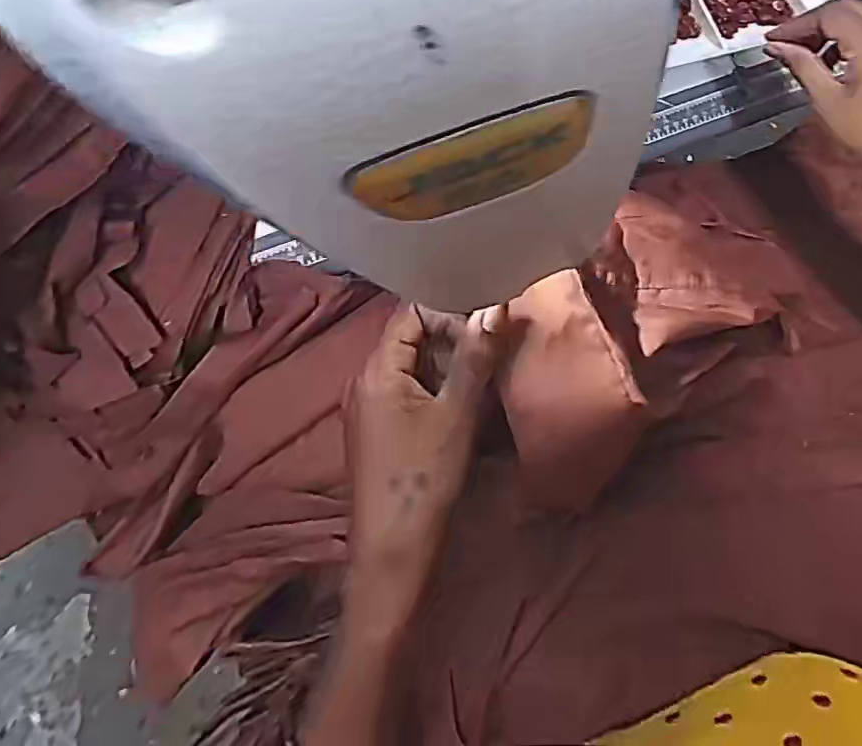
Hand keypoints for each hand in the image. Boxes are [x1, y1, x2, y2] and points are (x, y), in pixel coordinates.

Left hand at [345, 302, 508, 631]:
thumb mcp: (457, 414)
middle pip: (411, 337)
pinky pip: (407, 389)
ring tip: (481, 379)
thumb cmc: (424, 478)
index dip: (449, 314)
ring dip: (447, 365)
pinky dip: (436, 387)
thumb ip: (476, 357)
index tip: (484, 332)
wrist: (391, 555)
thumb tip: (497, 306)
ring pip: (412, 365)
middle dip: (452, 339)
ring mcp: (368, 406)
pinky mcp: (377, 429)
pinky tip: (460, 406)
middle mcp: (364, 379)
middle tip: (489, 355)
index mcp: (376, 368)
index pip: (411, 313)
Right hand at [765, 0, 861, 210]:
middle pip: (849, 6)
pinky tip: (835, 57)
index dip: (798, 24)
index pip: (831, 14)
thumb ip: (802, 64)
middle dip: (815, 20)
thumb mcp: (827, 99)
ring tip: (809, 51)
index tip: (775, 38)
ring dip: (834, 25)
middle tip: (789, 41)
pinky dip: (853, 33)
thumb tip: (777, 46)